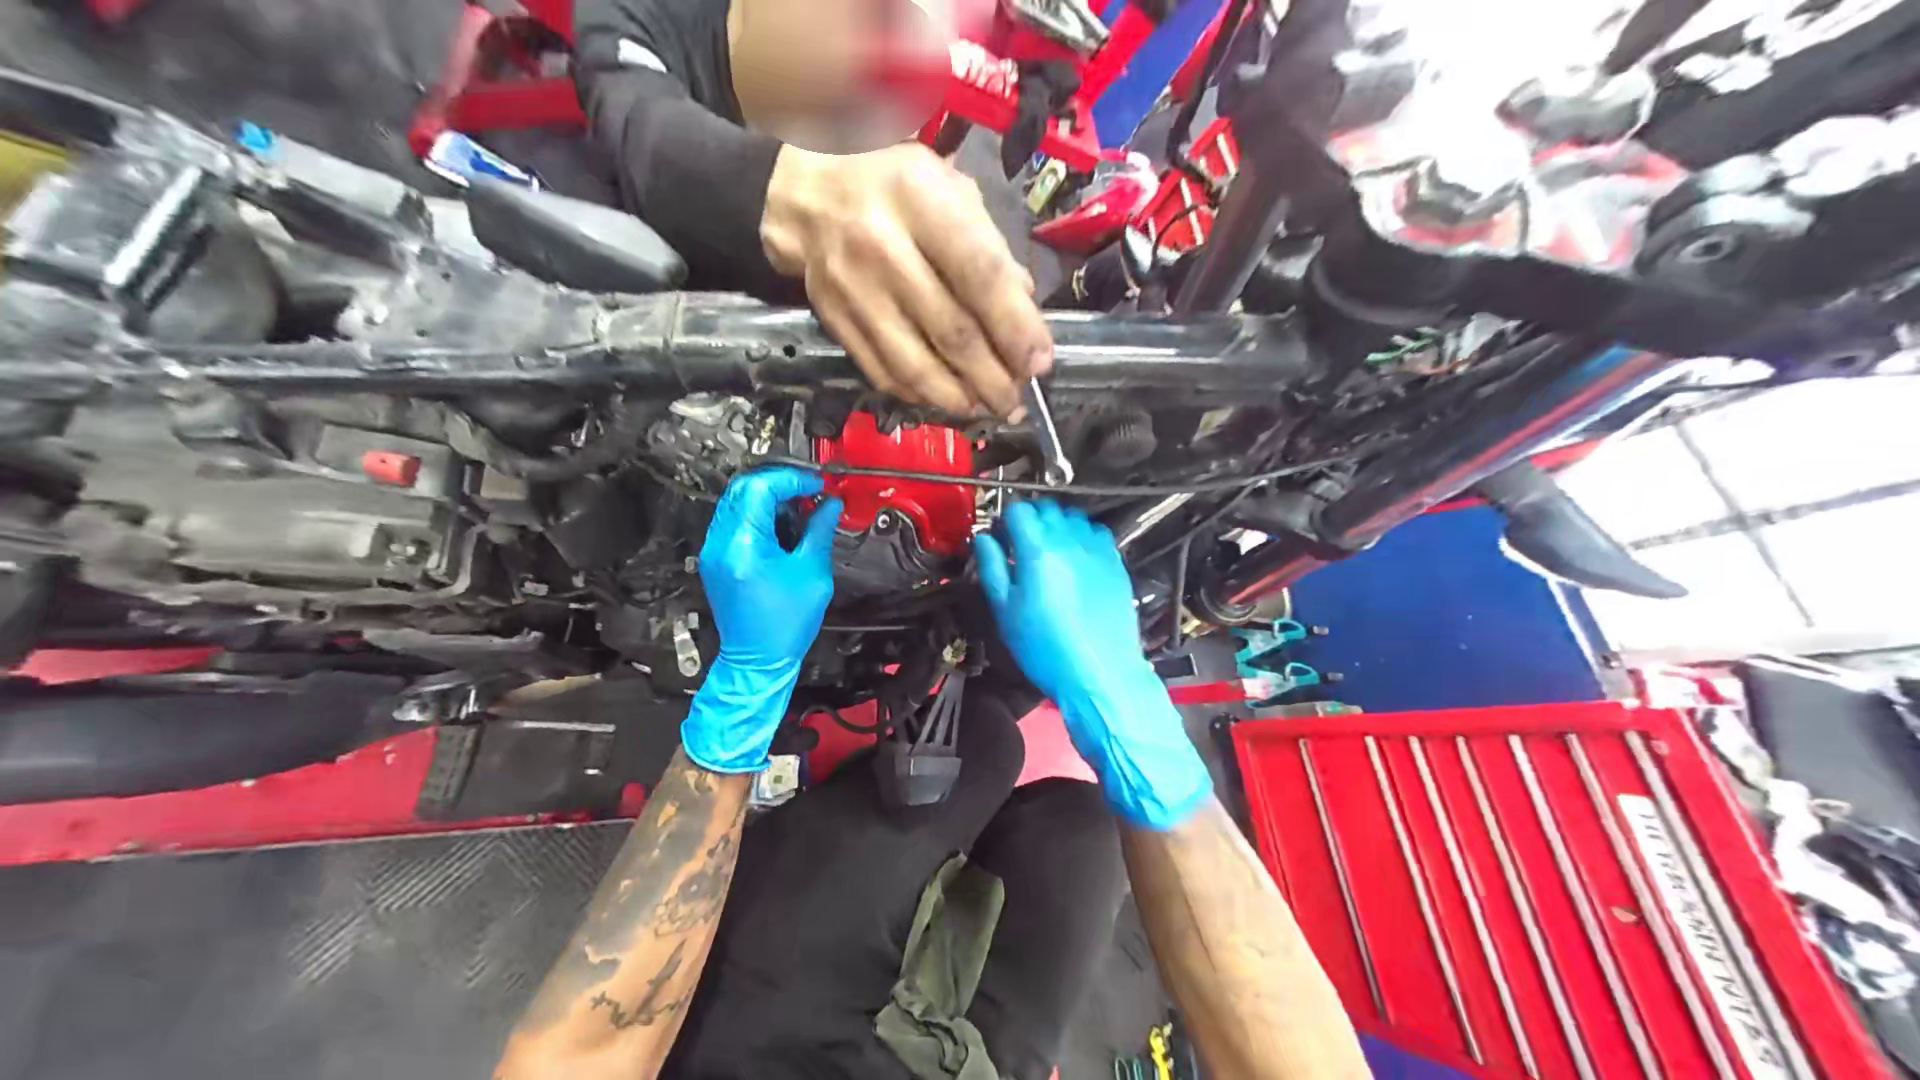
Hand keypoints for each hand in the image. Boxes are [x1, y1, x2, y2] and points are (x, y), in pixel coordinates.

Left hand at [683, 468, 842, 772]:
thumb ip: (819, 531)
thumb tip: (829, 505)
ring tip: (800, 511)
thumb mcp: (812, 572)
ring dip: (770, 498)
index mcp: (744, 544)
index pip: (761, 487)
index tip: (816, 484)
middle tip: (810, 492)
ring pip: (739, 502)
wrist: (757, 659)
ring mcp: (715, 550)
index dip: (793, 479)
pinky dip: (760, 516)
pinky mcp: (718, 559)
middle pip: (744, 488)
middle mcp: (721, 543)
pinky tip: (784, 527)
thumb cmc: (783, 625)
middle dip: (781, 484)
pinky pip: (736, 522)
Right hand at [760, 143, 1052, 417]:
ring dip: (958, 398)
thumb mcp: (949, 189)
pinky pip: (883, 373)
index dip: (1016, 327)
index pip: (980, 275)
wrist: (806, 200)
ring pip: (915, 365)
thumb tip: (1023, 312)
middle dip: (992, 377)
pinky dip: (920, 395)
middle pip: (951, 331)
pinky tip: (945, 401)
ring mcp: (854, 291)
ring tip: (986, 409)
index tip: (1039, 364)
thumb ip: (990, 247)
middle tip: (1016, 402)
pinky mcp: (836, 323)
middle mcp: (883, 246)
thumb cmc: (892, 188)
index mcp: (921, 200)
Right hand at [974, 501, 1211, 828]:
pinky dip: (1081, 537)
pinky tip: (1074, 560)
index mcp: (1039, 551)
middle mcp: (1071, 542)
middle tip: (1019, 542)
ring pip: (1073, 517)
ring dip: (1057, 525)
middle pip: (1047, 508)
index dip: (1005, 519)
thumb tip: (983, 542)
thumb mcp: (1006, 611)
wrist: (1099, 675)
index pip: (1019, 510)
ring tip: (1047, 550)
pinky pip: (1096, 534)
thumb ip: (992, 568)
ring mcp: (1097, 551)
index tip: (1001, 534)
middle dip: (1030, 519)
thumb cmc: (1049, 651)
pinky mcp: (1115, 564)